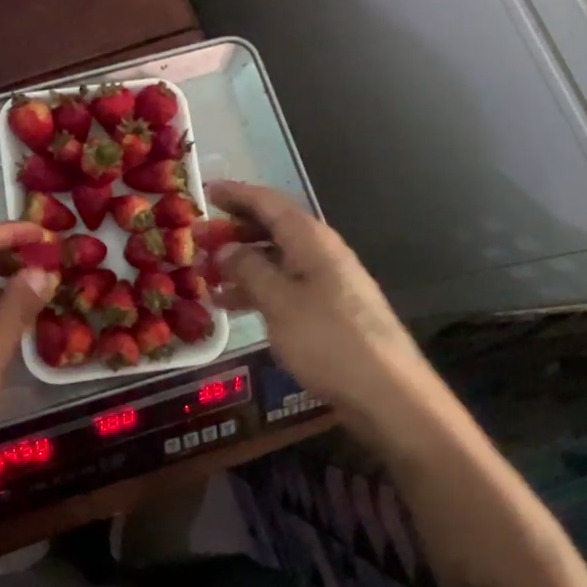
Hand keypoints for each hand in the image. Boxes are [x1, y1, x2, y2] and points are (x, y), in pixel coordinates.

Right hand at [207, 181, 422, 404]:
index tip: (204, 191)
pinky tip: (232, 307)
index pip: (268, 202)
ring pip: (276, 260)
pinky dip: (257, 290)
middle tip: (196, 240)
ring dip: (241, 263)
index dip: (236, 194)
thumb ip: (248, 270)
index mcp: (311, 240)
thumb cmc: (329, 341)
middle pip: (272, 228)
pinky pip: (285, 287)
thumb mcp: (280, 303)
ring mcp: (328, 283)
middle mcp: (321, 253)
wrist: (389, 396)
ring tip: (205, 276)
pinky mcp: (329, 312)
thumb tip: (224, 248)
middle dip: (233, 231)